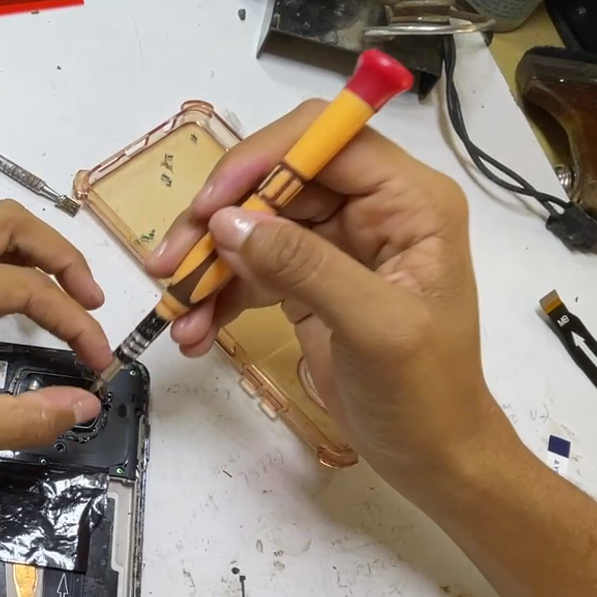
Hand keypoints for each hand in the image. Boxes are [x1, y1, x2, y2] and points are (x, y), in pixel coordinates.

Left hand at [0, 200, 114, 485]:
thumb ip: (21, 418)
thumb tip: (87, 405)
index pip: (20, 285)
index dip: (71, 321)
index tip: (100, 360)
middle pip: (4, 223)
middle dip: (57, 256)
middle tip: (90, 301)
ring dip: (22, 248)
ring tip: (55, 291)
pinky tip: (0, 296)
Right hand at [143, 100, 515, 503]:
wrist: (429, 454)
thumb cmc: (424, 393)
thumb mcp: (374, 327)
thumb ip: (304, 267)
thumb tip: (227, 224)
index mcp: (407, 202)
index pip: (324, 143)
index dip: (260, 162)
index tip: (206, 208)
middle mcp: (368, 212)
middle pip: (273, 186)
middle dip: (215, 225)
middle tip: (167, 266)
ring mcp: (331, 250)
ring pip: (251, 233)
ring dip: (206, 271)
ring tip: (177, 315)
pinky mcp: (304, 286)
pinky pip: (247, 277)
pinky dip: (216, 302)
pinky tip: (194, 335)